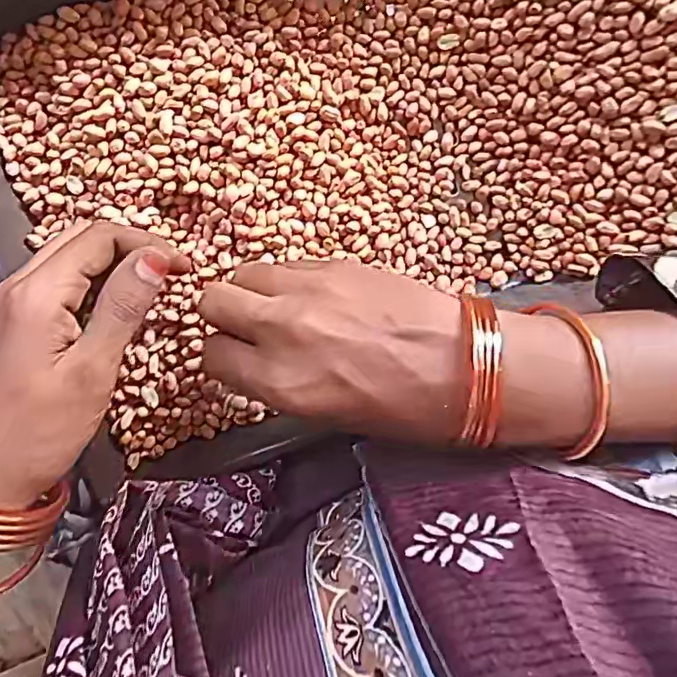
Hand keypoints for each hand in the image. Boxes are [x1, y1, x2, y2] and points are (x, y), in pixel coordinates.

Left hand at [0, 222, 189, 507]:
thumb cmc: (37, 435)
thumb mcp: (91, 372)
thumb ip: (123, 307)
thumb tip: (154, 258)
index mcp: (35, 294)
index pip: (99, 237)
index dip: (146, 243)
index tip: (181, 266)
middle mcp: (15, 286)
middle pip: (81, 237)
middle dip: (131, 245)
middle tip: (169, 271)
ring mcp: (9, 301)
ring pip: (68, 254)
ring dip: (112, 261)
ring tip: (149, 286)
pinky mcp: (11, 319)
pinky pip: (56, 279)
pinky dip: (91, 280)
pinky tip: (114, 304)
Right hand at [198, 259, 470, 443]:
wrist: (465, 364)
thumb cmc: (402, 408)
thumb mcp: (325, 413)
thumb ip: (274, 381)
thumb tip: (249, 357)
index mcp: (281, 381)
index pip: (211, 355)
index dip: (221, 356)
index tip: (236, 356)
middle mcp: (283, 329)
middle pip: (212, 300)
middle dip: (222, 314)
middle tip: (246, 325)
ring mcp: (307, 290)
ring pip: (244, 273)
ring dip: (251, 291)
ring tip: (279, 307)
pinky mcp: (333, 263)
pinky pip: (286, 265)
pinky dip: (287, 280)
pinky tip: (314, 296)